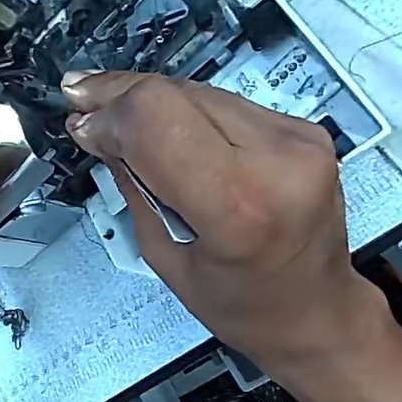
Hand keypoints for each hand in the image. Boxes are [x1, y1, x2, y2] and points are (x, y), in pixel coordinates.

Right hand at [61, 71, 391, 381]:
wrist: (317, 311)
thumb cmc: (252, 306)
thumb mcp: (170, 260)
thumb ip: (134, 188)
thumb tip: (103, 131)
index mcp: (241, 210)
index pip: (156, 118)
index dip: (108, 113)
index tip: (85, 125)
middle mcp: (280, 164)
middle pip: (175, 93)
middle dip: (123, 99)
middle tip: (90, 110)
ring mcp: (299, 143)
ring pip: (201, 89)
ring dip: (156, 104)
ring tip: (126, 124)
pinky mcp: (306, 132)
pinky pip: (230, 103)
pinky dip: (194, 113)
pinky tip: (173, 133)